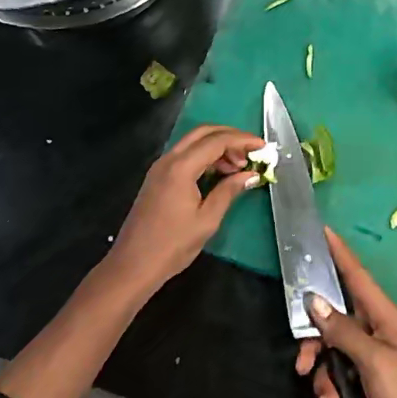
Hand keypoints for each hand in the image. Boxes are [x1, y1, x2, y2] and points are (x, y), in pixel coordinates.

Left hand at [109, 124, 263, 289]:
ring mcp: (160, 167)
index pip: (216, 141)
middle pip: (203, 133)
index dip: (242, 140)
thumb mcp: (207, 219)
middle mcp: (168, 160)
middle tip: (251, 152)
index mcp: (181, 167)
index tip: (262, 146)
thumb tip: (251, 174)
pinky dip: (204, 156)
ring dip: (216, 147)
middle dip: (229, 137)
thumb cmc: (173, 245)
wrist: (134, 264)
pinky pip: (184, 155)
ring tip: (238, 167)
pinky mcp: (157, 177)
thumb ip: (229, 191)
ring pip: (192, 142)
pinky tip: (219, 173)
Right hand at [295, 227, 396, 397]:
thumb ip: (341, 330)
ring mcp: (370, 361)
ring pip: (329, 355)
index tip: (322, 230)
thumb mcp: (372, 361)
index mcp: (382, 317)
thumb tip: (313, 300)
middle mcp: (375, 333)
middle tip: (303, 366)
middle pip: (331, 321)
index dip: (339, 253)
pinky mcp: (364, 387)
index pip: (356, 275)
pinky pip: (336, 382)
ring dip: (323, 383)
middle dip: (314, 345)